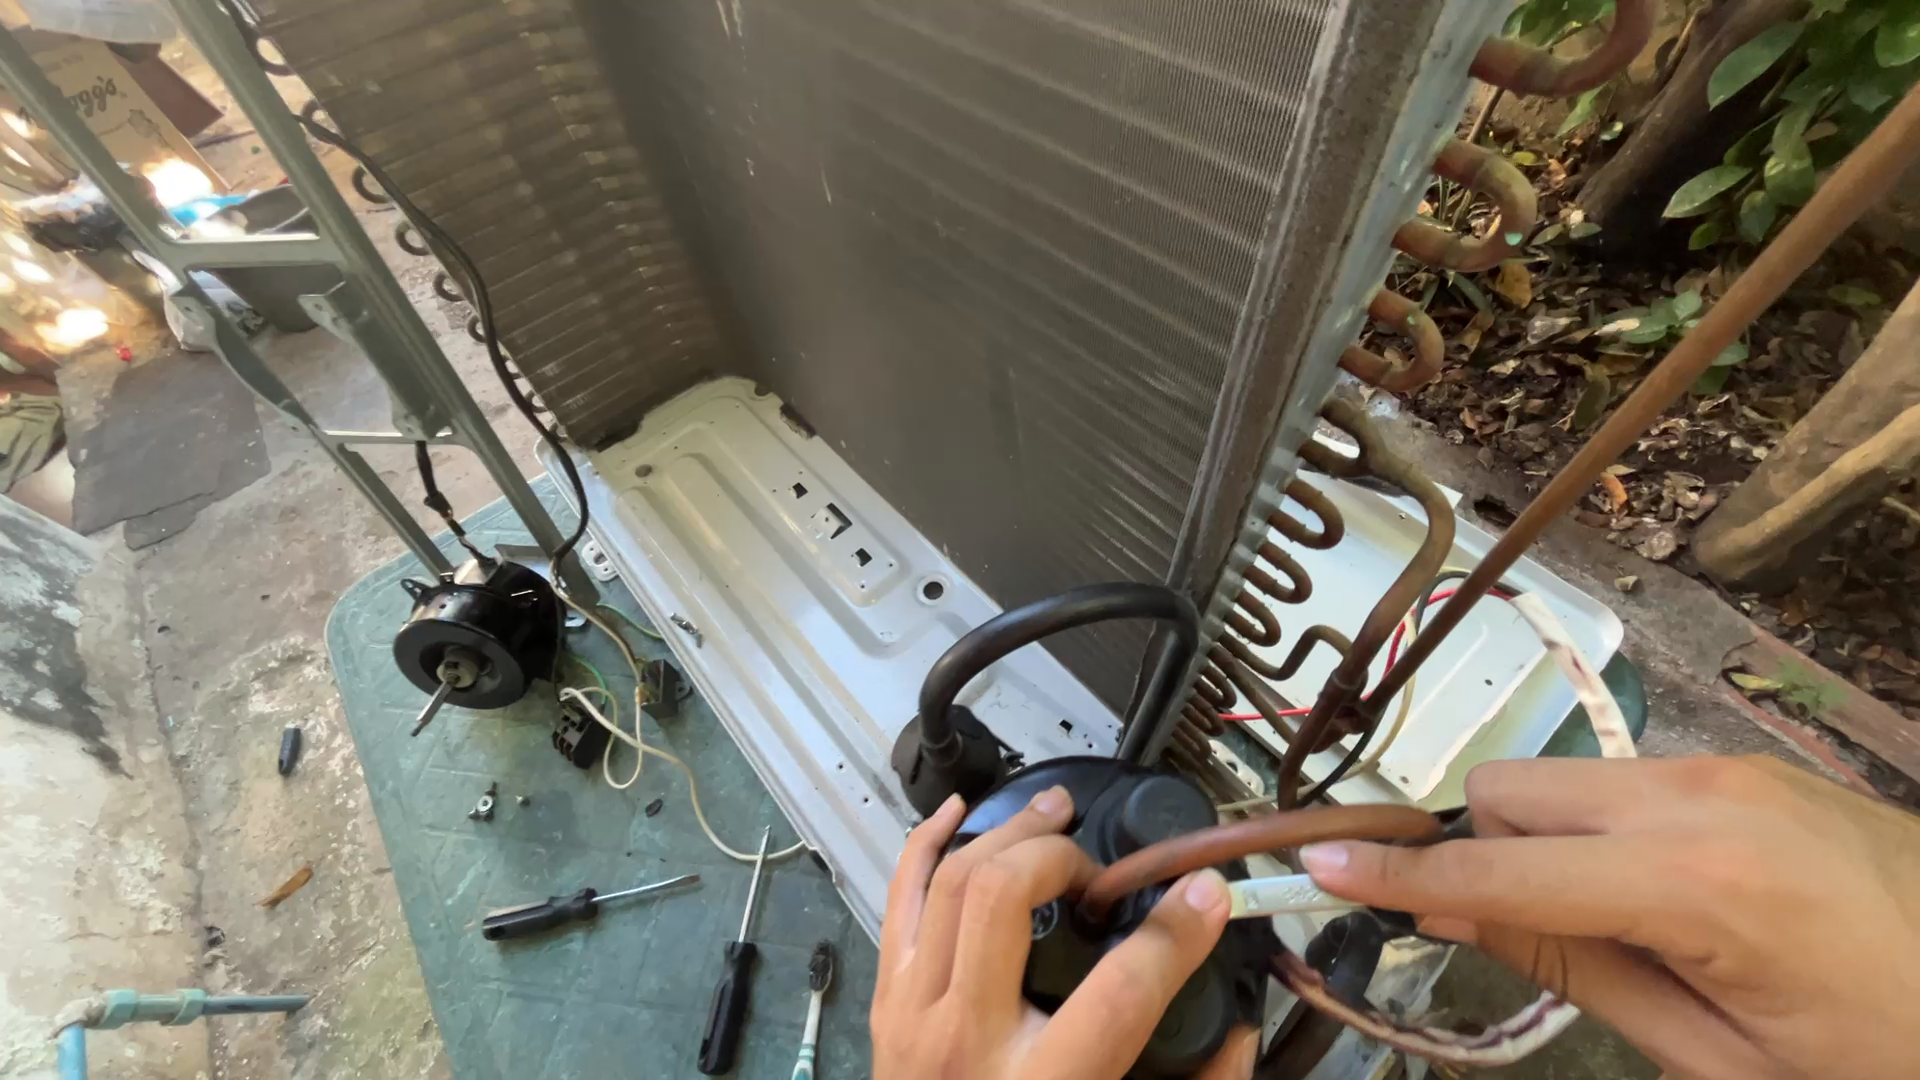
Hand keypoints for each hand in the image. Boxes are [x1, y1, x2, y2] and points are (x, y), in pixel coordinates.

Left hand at [873, 787, 1257, 1079]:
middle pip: (1002, 898)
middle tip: (1095, 864)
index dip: (1171, 935)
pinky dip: (926, 841)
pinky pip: (899, 895)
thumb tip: (1240, 1026)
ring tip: (1051, 810)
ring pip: (950, 881)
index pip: (1116, 994)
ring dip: (1006, 831)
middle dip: (1057, 855)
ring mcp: (912, 1009)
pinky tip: (960, 809)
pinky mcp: (887, 995)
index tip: (1206, 892)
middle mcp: (964, 1040)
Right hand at [1300, 755, 1919, 1079]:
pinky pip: (1610, 778)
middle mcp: (1695, 795)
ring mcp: (1721, 766)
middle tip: (1531, 924)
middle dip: (1485, 850)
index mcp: (1701, 884)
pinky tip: (1667, 884)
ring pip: (1549, 778)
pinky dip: (1591, 825)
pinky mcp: (1739, 761)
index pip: (1499, 872)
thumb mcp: (1728, 1061)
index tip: (1318, 863)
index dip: (1401, 875)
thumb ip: (1572, 969)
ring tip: (1617, 911)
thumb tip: (1447, 914)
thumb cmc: (1896, 1065)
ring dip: (1537, 837)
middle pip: (1505, 791)